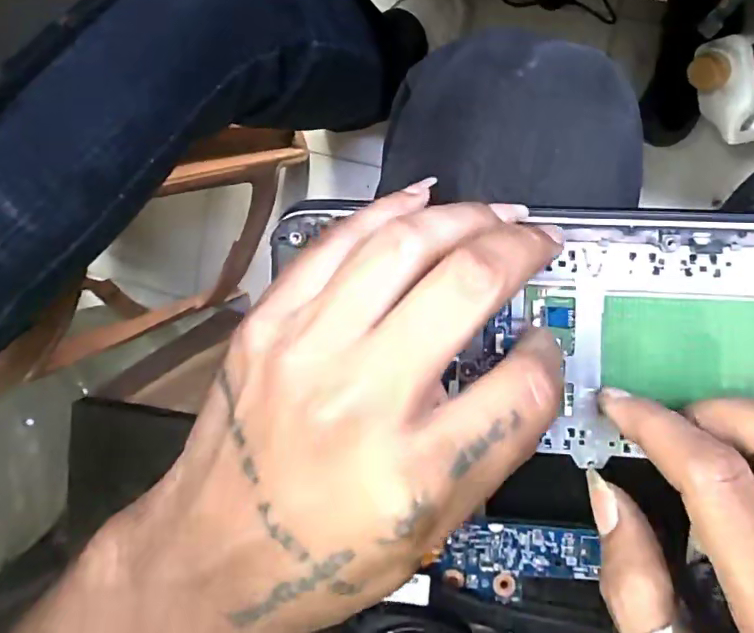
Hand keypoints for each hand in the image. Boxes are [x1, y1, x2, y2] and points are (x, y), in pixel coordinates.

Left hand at [48, 184, 564, 632]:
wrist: (206, 558)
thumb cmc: (329, 550)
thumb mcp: (432, 525)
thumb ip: (498, 439)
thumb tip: (533, 350)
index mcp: (412, 473)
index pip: (522, 388)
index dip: (547, 354)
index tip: (542, 340)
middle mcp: (361, 398)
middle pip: (467, 285)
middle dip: (520, 249)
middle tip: (541, 239)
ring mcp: (306, 348)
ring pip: (406, 243)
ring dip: (467, 216)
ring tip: (499, 214)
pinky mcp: (269, 321)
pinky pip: (340, 239)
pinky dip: (392, 207)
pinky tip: (429, 196)